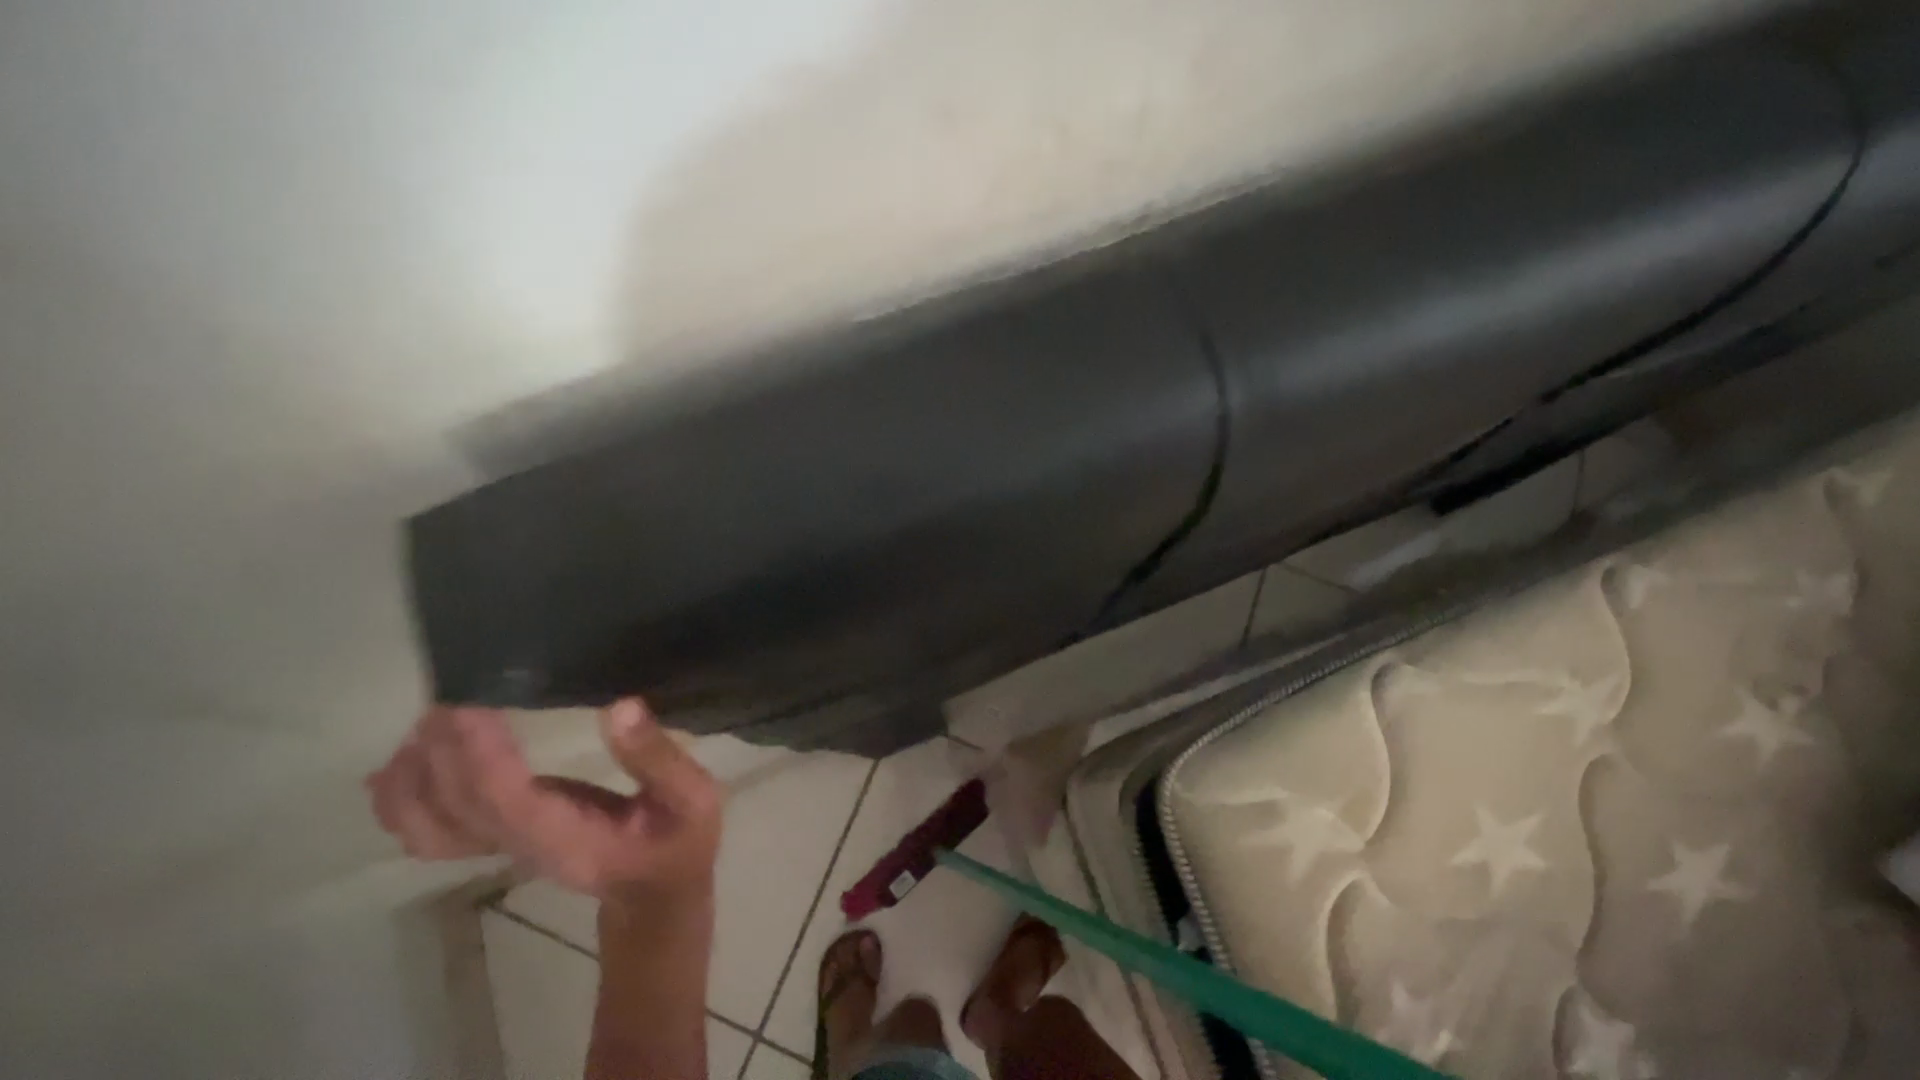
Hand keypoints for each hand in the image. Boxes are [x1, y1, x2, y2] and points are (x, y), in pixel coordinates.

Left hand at [366, 698, 722, 903]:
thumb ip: (658, 759)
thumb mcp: (692, 800)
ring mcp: (501, 847)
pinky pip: (427, 830)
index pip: (506, 799)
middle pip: (455, 805)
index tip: (472, 702)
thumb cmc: (677, 843)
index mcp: (568, 838)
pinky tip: (395, 764)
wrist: (654, 897)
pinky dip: (399, 799)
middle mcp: (522, 846)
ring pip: (425, 825)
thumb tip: (620, 707)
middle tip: (449, 691)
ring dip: (412, 774)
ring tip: (427, 722)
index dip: (481, 753)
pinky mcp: (495, 840)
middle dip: (442, 747)